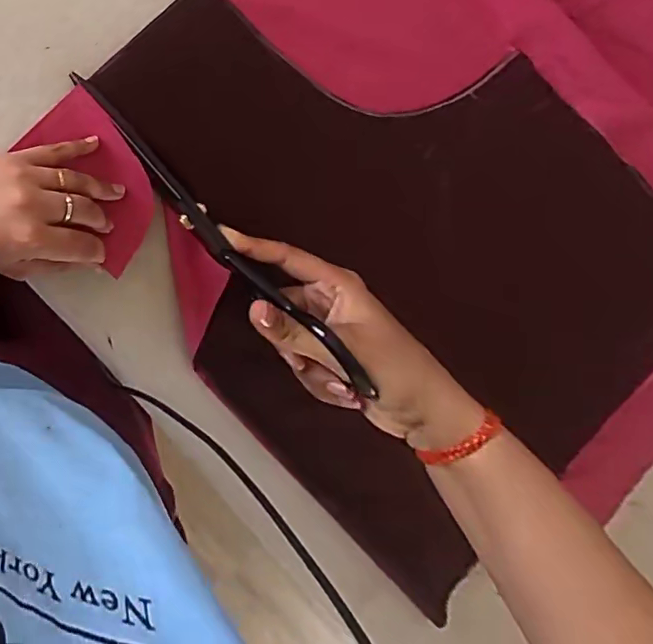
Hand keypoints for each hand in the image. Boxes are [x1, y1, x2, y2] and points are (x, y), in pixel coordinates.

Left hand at [0, 139, 126, 278]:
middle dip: (100, 220)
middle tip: (108, 224)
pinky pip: (53, 151)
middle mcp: (33, 206)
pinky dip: (76, 147)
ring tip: (115, 193)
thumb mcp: (12, 268)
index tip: (101, 250)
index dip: (96, 250)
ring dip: (99, 188)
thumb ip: (51, 266)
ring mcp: (25, 178)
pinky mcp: (16, 158)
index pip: (80, 245)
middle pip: (83, 210)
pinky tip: (96, 146)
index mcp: (32, 238)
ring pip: (75, 180)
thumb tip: (84, 261)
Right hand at [225, 229, 485, 450]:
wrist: (432, 419)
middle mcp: (326, 301)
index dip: (251, 244)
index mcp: (337, 286)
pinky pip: (296, 358)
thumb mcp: (343, 352)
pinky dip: (315, 378)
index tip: (220, 233)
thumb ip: (293, 332)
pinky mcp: (323, 351)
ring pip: (284, 337)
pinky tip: (345, 390)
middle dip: (290, 340)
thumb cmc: (399, 372)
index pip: (285, 257)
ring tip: (340, 382)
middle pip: (278, 306)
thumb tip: (253, 310)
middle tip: (311, 360)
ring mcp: (324, 327)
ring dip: (306, 365)